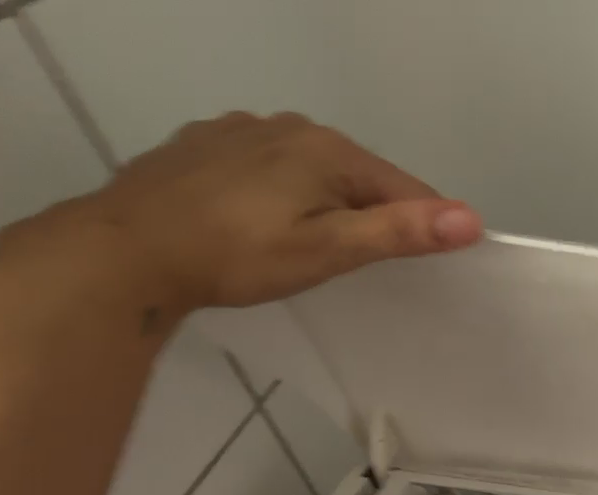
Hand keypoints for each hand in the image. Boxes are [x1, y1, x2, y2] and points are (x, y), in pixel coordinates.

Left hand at [0, 111, 481, 314]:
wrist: (127, 250)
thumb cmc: (238, 254)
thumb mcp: (330, 250)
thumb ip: (400, 231)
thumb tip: (471, 219)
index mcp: (326, 149)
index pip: (404, 187)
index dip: (426, 225)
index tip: (432, 264)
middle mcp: (287, 127)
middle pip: (358, 176)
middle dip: (374, 214)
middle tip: (366, 264)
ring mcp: (240, 132)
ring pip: (312, 171)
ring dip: (328, 203)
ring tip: (315, 247)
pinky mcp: (205, 147)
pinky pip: (269, 169)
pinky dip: (283, 193)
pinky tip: (265, 223)